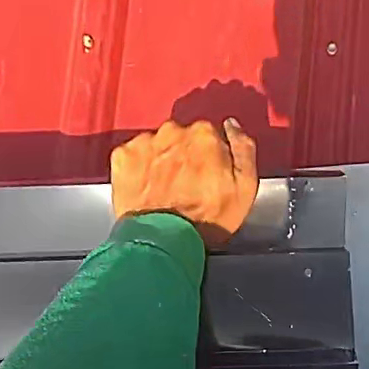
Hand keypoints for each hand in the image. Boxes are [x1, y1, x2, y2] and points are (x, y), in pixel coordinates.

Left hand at [110, 119, 257, 247]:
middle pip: (180, 138)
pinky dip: (136, 170)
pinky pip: (131, 156)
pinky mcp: (123, 158)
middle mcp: (174, 131)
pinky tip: (143, 191)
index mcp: (205, 135)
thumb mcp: (245, 189)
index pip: (208, 136)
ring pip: (155, 146)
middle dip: (182, 158)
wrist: (163, 243)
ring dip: (158, 163)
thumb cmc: (206, 221)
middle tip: (183, 188)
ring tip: (161, 193)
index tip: (205, 177)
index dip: (208, 158)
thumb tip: (231, 126)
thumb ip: (243, 150)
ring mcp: (145, 143)